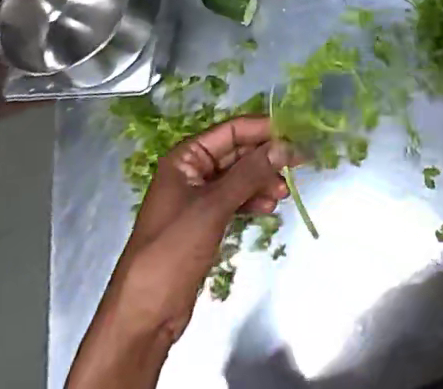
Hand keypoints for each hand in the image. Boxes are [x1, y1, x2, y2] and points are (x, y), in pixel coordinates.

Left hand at [66, 117, 292, 388]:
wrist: (144, 313)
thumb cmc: (173, 250)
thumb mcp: (213, 206)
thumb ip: (249, 173)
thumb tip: (283, 145)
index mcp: (185, 157)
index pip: (231, 130)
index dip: (263, 130)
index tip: (295, 135)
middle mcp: (192, 171)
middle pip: (237, 152)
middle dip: (266, 158)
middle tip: (297, 166)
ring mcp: (198, 197)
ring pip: (239, 177)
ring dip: (262, 180)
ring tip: (284, 194)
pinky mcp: (205, 221)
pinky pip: (236, 199)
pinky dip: (253, 199)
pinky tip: (269, 207)